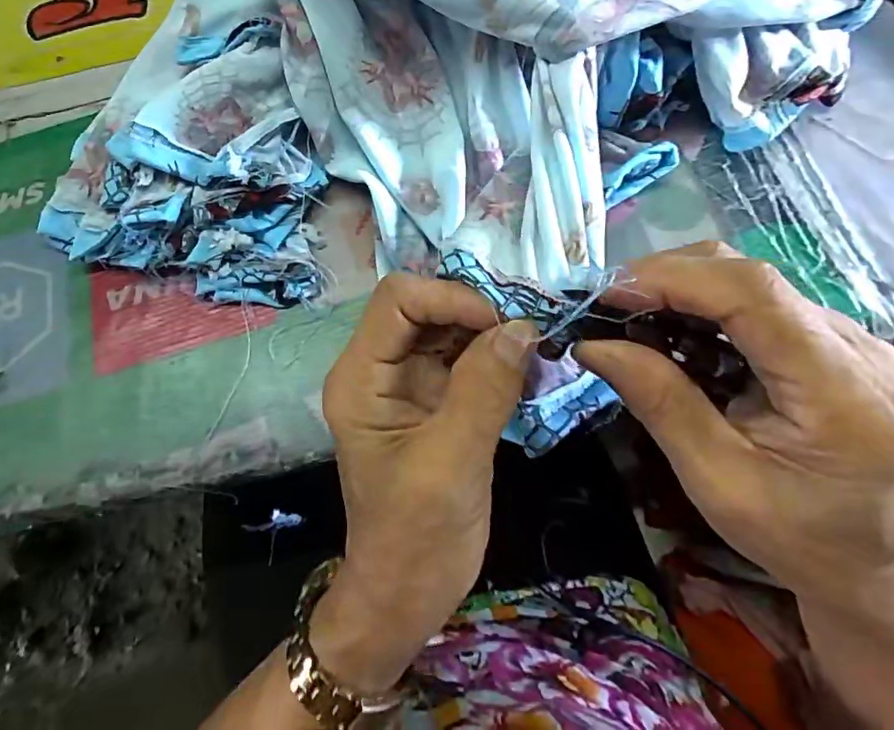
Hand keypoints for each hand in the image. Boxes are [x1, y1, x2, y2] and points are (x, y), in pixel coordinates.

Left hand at [314, 273, 537, 693]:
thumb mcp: (451, 464)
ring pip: (445, 329)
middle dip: (474, 312)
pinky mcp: (432, 401)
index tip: (502, 326)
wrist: (405, 594)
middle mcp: (376, 368)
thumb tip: (522, 326)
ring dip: (488, 332)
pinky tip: (526, 369)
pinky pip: (461, 359)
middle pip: (422, 308)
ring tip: (534, 351)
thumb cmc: (416, 537)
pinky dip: (493, 357)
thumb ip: (483, 390)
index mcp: (360, 376)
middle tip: (529, 336)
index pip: (397, 300)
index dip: (449, 298)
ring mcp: (404, 383)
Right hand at [575, 242, 893, 606]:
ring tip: (633, 316)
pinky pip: (763, 301)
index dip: (674, 279)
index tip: (608, 296)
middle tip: (608, 306)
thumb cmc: (796, 537)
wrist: (875, 572)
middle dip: (667, 277)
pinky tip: (677, 330)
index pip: (754, 294)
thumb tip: (592, 343)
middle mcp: (861, 351)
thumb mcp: (715, 480)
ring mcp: (857, 343)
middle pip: (751, 276)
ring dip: (682, 286)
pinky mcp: (840, 345)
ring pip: (753, 281)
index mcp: (843, 392)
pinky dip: (706, 302)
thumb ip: (659, 401)